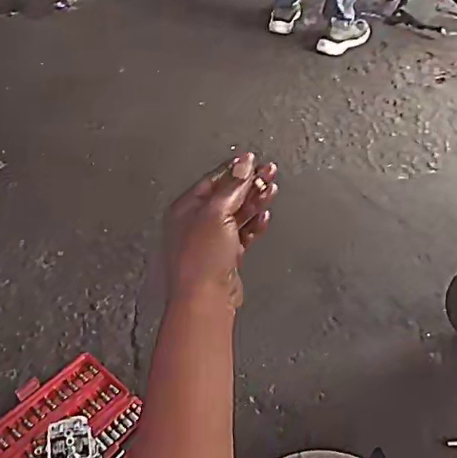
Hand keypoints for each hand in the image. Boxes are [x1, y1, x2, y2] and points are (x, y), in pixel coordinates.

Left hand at [164, 153, 277, 308]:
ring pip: (236, 214)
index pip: (214, 180)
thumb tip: (242, 164)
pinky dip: (254, 224)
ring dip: (255, 201)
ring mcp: (210, 241)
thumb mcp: (217, 213)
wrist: (205, 298)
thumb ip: (232, 187)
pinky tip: (263, 217)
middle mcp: (196, 223)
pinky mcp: (225, 257)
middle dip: (249, 183)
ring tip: (271, 189)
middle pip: (227, 196)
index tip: (253, 160)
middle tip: (268, 172)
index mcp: (185, 208)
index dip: (234, 168)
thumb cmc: (199, 260)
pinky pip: (242, 234)